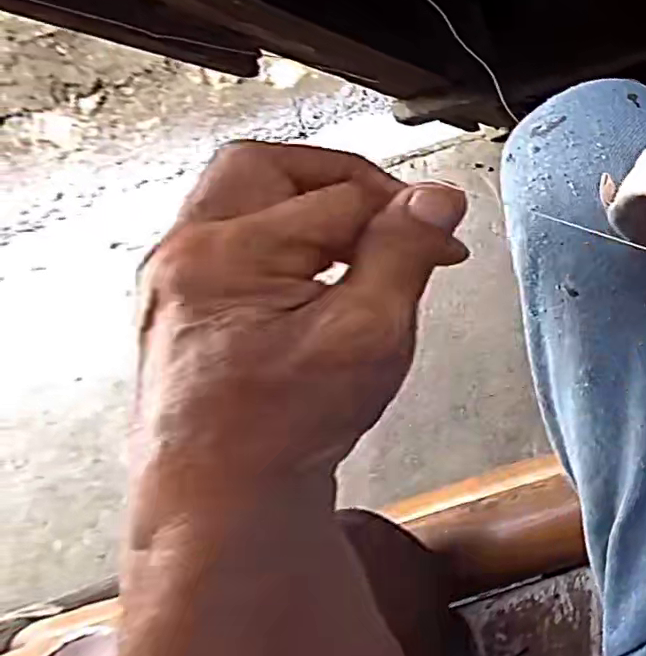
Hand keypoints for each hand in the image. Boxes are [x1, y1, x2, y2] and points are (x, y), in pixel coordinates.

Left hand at [134, 142, 468, 507]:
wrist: (228, 489)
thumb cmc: (287, 420)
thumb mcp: (372, 329)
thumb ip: (405, 251)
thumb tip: (437, 197)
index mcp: (227, 254)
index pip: (342, 195)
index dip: (407, 211)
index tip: (447, 237)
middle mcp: (191, 255)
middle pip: (270, 166)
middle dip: (350, 180)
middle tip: (401, 212)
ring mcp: (187, 276)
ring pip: (261, 197)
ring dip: (334, 210)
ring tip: (387, 249)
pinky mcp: (202, 298)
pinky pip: (258, 235)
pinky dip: (315, 238)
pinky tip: (352, 271)